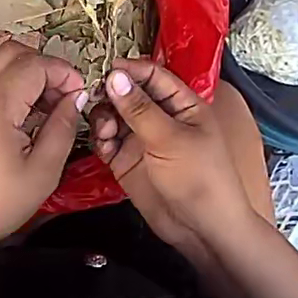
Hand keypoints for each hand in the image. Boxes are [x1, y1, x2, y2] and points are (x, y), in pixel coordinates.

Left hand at [0, 41, 86, 252]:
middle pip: (12, 50)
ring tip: (46, 104)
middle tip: (64, 94)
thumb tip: (75, 98)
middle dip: (45, 65)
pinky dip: (11, 82)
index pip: (34, 65)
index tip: (80, 94)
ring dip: (27, 71)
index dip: (64, 72)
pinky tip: (25, 113)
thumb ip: (63, 128)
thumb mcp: (43, 172)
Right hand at [87, 60, 257, 252]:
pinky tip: (104, 145)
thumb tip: (115, 77)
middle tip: (96, 98)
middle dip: (111, 94)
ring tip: (105, 129)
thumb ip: (139, 108)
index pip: (153, 76)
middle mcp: (160, 118)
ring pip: (114, 117)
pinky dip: (101, 140)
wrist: (201, 228)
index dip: (130, 70)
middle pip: (128, 94)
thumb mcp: (170, 138)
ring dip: (104, 118)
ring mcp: (143, 140)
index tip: (107, 70)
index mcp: (182, 105)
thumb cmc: (200, 178)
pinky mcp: (128, 161)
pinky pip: (107, 142)